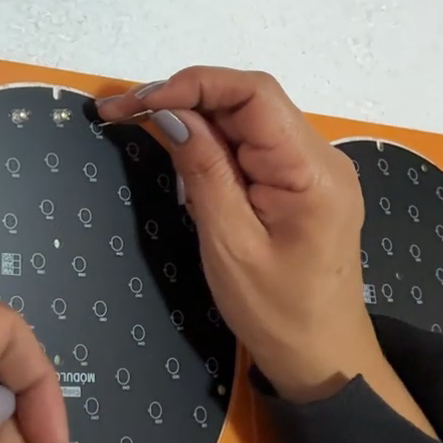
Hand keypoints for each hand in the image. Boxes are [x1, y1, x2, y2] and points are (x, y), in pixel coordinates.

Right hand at [94, 68, 431, 432]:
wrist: (322, 358)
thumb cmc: (276, 310)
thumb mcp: (229, 241)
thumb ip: (202, 168)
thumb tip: (168, 111)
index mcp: (312, 170)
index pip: (254, 94)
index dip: (193, 84)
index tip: (141, 102)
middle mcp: (318, 155)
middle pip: (245, 98)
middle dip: (181, 95)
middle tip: (120, 109)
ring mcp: (308, 165)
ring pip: (241, 115)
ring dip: (187, 111)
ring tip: (133, 118)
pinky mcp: (293, 178)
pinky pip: (245, 139)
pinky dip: (204, 133)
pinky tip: (172, 139)